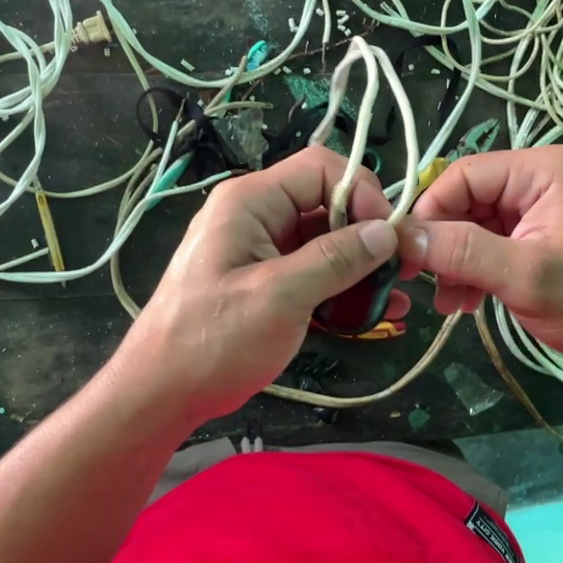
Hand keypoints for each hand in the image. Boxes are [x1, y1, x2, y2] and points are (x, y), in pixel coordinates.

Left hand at [119, 146, 406, 424]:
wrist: (161, 393)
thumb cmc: (213, 340)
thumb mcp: (280, 297)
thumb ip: (335, 260)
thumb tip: (386, 232)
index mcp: (251, 201)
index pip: (320, 169)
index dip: (361, 193)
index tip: (389, 236)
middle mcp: (257, 216)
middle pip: (326, 204)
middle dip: (366, 233)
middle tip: (402, 270)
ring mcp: (260, 250)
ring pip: (324, 241)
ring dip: (359, 266)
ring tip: (395, 296)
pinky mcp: (266, 283)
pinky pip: (313, 272)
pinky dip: (341, 288)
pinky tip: (374, 312)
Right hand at [399, 144, 562, 374]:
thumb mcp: (525, 276)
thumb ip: (462, 251)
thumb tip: (400, 235)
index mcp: (541, 170)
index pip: (463, 175)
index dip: (429, 210)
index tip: (404, 253)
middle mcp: (537, 180)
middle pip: (465, 200)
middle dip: (441, 243)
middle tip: (418, 283)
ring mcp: (537, 211)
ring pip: (472, 226)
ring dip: (453, 264)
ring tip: (447, 304)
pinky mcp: (537, 239)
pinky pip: (488, 246)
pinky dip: (471, 272)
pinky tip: (464, 303)